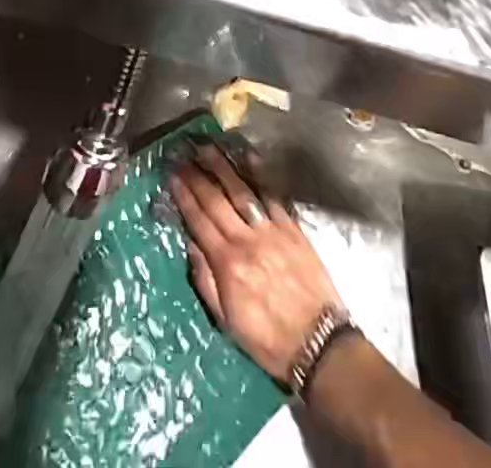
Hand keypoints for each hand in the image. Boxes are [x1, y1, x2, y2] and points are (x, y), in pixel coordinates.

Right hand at [172, 143, 341, 382]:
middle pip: (217, 200)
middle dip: (198, 175)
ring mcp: (272, 231)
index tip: (173, 176)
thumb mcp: (225, 319)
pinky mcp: (293, 228)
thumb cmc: (267, 338)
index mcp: (227, 264)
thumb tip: (191, 244)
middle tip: (184, 154)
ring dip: (224, 167)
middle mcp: (247, 240)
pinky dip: (261, 174)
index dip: (184, 196)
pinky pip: (274, 195)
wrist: (318, 342)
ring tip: (209, 148)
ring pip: (243, 191)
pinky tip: (250, 157)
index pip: (199, 221)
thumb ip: (205, 279)